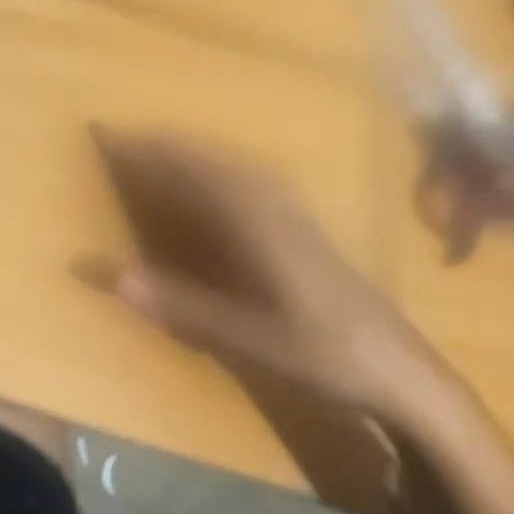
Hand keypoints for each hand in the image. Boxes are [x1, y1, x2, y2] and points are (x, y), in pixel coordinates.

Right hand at [86, 131, 444, 416]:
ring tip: (154, 151)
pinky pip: (250, 179)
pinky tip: (211, 181)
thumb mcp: (247, 337)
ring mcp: (295, 215)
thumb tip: (104, 271)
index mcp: (260, 223)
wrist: (409, 377)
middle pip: (212, 159)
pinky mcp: (305, 229)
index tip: (107, 136)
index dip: (147, 152)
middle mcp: (277, 207)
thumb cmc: (326, 355)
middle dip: (164, 145)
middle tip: (119, 139)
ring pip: (234, 166)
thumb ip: (177, 303)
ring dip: (191, 153)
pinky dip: (217, 168)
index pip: (192, 171)